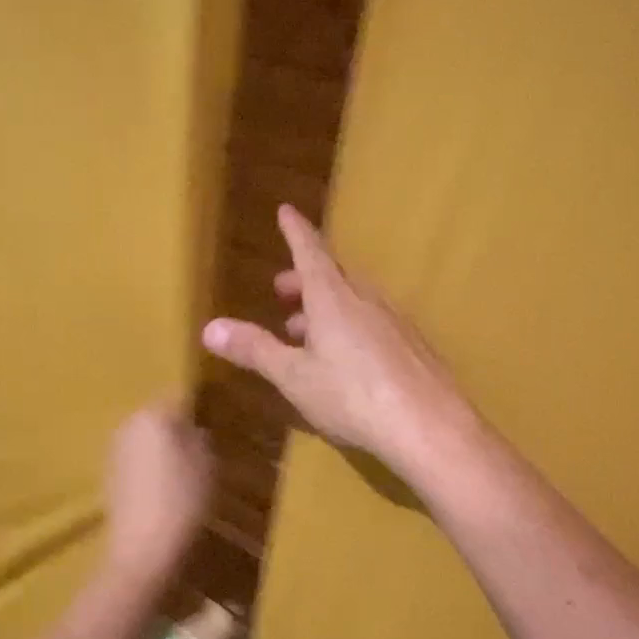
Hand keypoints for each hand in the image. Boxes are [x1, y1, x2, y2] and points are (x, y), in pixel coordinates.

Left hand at [104, 403, 213, 581]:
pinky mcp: (109, 477)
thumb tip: (193, 427)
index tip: (214, 424)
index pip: (179, 398)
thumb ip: (201, 437)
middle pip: (159, 418)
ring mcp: (114, 451)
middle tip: (203, 448)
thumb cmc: (182, 501)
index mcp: (152, 414)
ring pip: (146, 441)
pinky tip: (165, 489)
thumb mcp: (208, 464)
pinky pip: (137, 462)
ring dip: (163, 450)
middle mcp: (127, 425)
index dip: (198, 410)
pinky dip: (150, 470)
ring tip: (186, 471)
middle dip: (178, 430)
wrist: (142, 549)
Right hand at [202, 205, 473, 477]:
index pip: (311, 253)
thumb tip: (209, 327)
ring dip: (327, 309)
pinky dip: (352, 328)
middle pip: (334, 277)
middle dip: (305, 279)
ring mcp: (395, 323)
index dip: (296, 233)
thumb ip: (255, 350)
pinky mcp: (414, 347)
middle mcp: (366, 301)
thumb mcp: (295, 377)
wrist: (429, 426)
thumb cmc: (353, 397)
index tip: (286, 211)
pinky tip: (349, 359)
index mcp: (334, 300)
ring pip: (355, 302)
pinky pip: (374, 324)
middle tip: (282, 290)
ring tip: (306, 331)